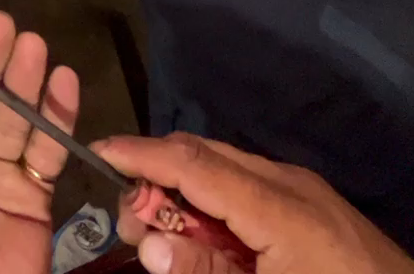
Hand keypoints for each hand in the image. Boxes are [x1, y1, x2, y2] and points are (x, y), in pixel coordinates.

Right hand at [91, 133, 413, 273]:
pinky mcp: (316, 206)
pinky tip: (212, 240)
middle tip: (133, 224)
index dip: (140, 154)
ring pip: (222, 167)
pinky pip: (246, 186)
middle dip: (156, 177)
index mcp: (281, 208)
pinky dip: (215, 202)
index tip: (97, 151)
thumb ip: (208, 273)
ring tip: (170, 238)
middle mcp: (289, 183)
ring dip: (185, 192)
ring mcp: (306, 191)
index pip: (192, 163)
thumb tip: (147, 246)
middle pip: (202, 155)